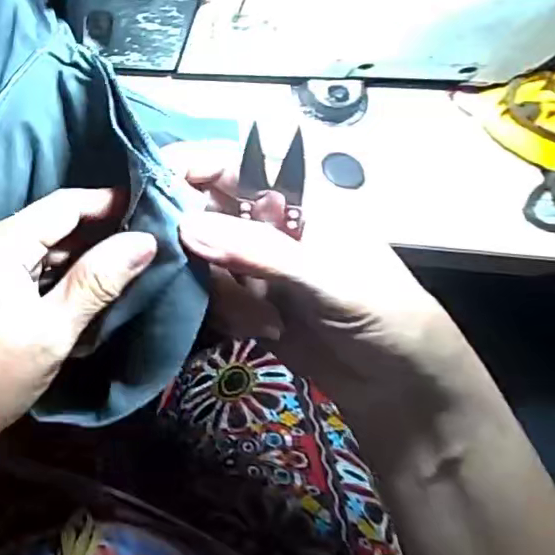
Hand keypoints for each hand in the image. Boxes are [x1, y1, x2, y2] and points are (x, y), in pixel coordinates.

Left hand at [0, 188, 158, 474]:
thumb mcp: (54, 330)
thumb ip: (99, 280)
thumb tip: (147, 240)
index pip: (64, 206)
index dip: (110, 203)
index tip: (152, 208)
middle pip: (56, 223)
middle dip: (102, 231)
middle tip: (150, 240)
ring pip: (47, 244)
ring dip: (86, 254)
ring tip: (133, 260)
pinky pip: (34, 263)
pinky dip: (64, 272)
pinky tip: (96, 282)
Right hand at [162, 142, 492, 427]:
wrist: (401, 387)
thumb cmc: (382, 312)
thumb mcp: (327, 277)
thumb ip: (259, 251)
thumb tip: (188, 227)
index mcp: (294, 199)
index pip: (231, 167)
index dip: (190, 170)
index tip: (153, 192)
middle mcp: (266, 226)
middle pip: (204, 213)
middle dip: (196, 244)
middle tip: (201, 273)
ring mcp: (253, 266)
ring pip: (201, 261)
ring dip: (220, 292)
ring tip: (262, 319)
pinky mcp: (245, 305)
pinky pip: (210, 298)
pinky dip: (225, 315)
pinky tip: (260, 331)